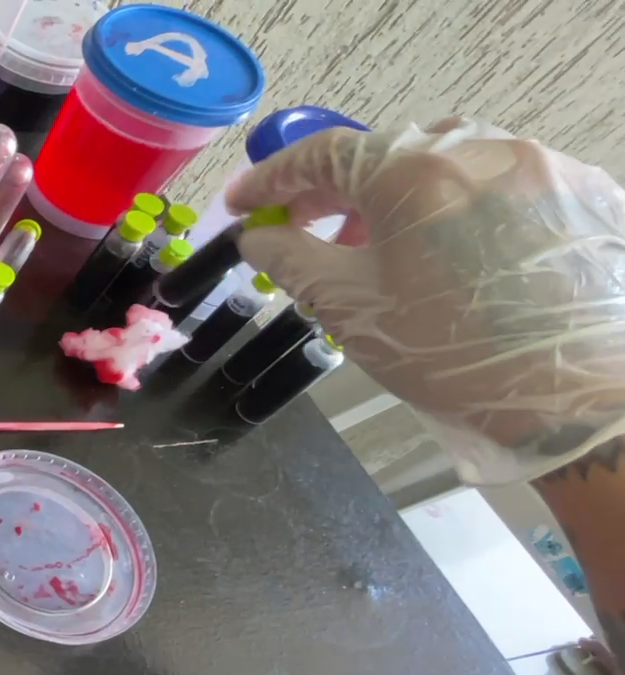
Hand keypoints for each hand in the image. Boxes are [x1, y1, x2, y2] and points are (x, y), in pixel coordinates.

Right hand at [226, 117, 624, 483]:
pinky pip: (490, 180)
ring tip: (362, 243)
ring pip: (441, 161)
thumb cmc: (440, 343)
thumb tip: (257, 237)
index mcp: (416, 175)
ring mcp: (541, 165)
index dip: (271, 176)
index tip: (239, 205)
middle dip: (328, 187)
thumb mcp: (342, 303)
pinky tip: (429, 249)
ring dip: (384, 194)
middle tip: (293, 226)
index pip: (326, 153)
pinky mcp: (577, 191)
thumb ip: (289, 258)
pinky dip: (440, 204)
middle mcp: (484, 150)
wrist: (568, 383)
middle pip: (385, 150)